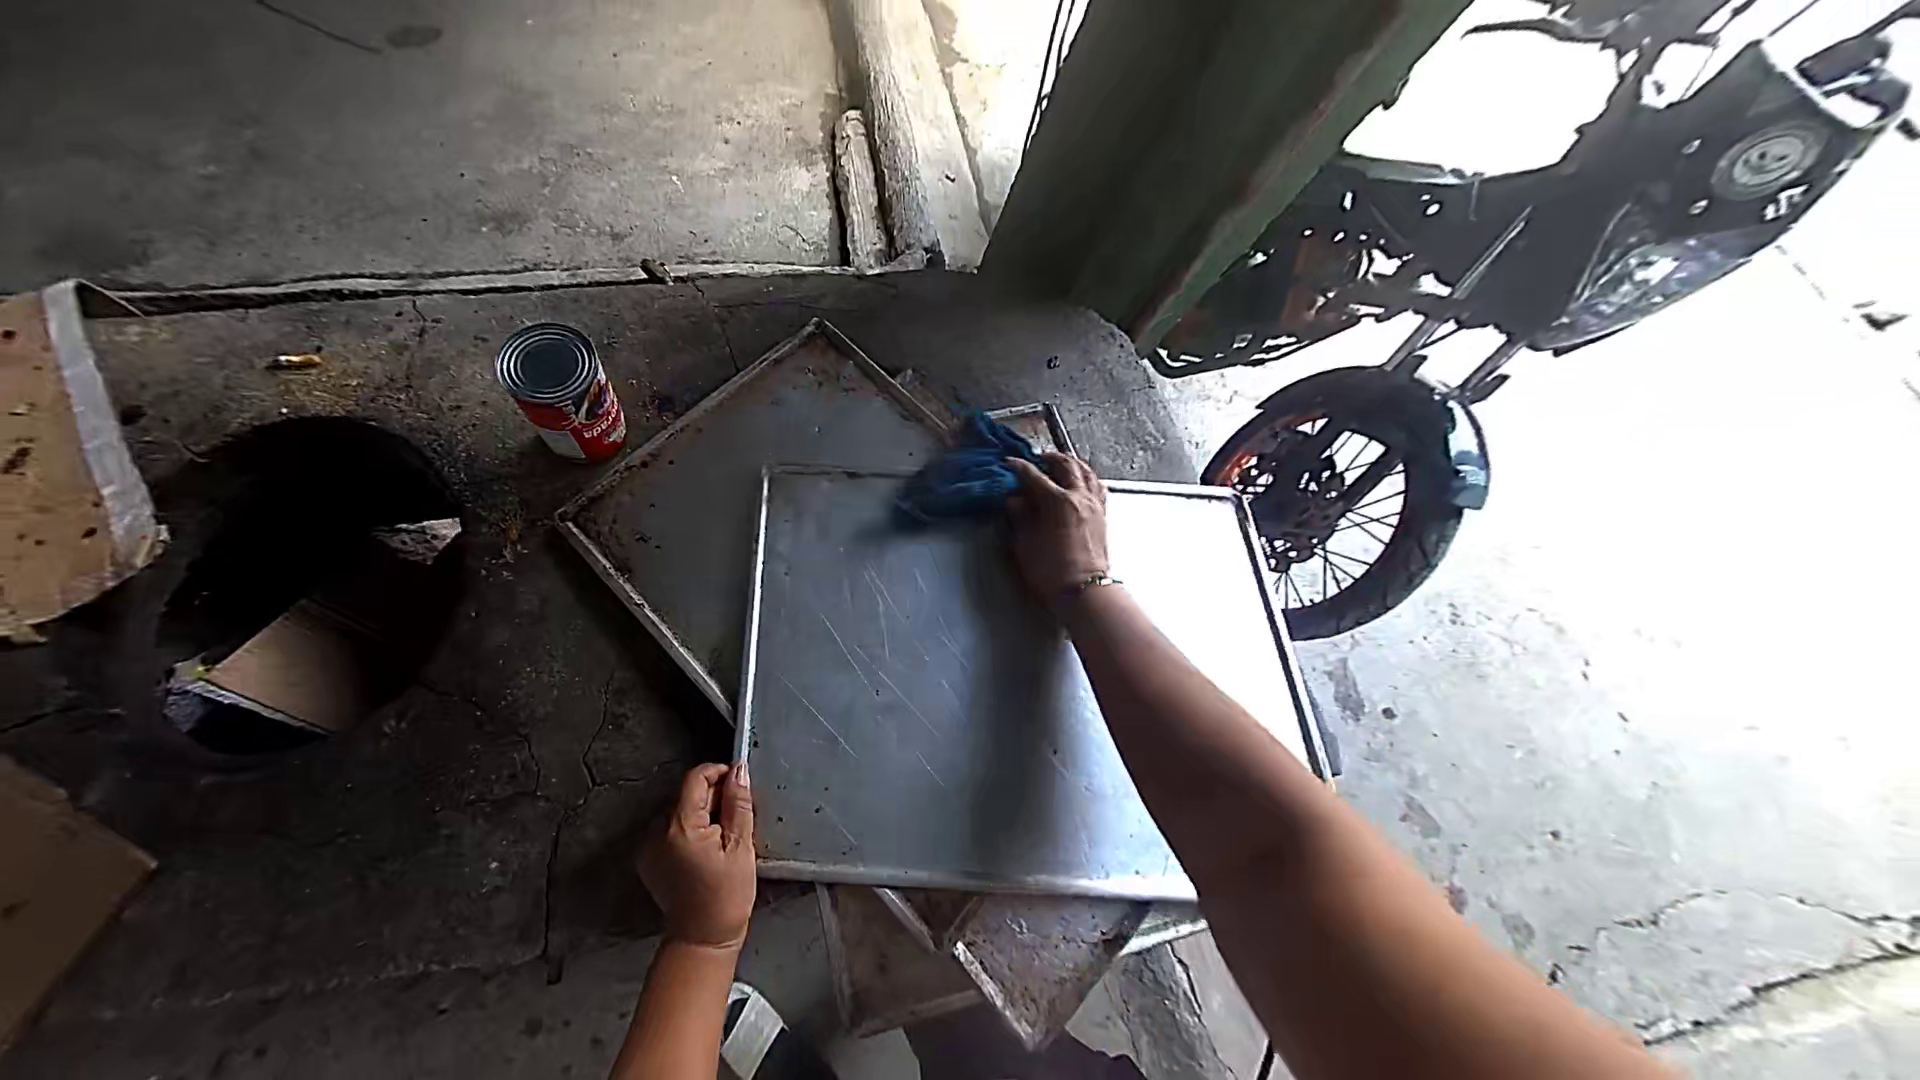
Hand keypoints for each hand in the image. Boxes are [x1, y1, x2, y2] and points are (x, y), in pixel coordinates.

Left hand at [639, 763, 755, 950]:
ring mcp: (648, 847)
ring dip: (701, 812)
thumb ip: (738, 803)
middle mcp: (657, 833)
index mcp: (679, 827)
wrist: (703, 938)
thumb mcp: (741, 845)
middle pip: (686, 793)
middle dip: (712, 797)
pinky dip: (688, 829)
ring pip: (679, 809)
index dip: (718, 772)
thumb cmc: (726, 896)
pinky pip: (670, 828)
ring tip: (721, 837)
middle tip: (734, 818)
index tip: (737, 781)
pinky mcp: (648, 859)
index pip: (695, 778)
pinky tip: (706, 848)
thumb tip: (739, 771)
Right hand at [1005, 452, 1109, 609]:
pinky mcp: (1102, 516)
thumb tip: (1015, 501)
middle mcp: (1079, 498)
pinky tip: (1081, 482)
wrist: (1084, 592)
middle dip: (1049, 458)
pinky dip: (1087, 477)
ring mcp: (1094, 505)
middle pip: (1065, 465)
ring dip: (1070, 463)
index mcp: (1058, 502)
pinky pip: (1097, 486)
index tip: (1010, 463)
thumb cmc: (1053, 573)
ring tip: (1059, 464)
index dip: (1019, 467)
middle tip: (1036, 460)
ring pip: (1085, 471)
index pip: (1034, 476)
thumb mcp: (1025, 544)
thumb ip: (1020, 517)